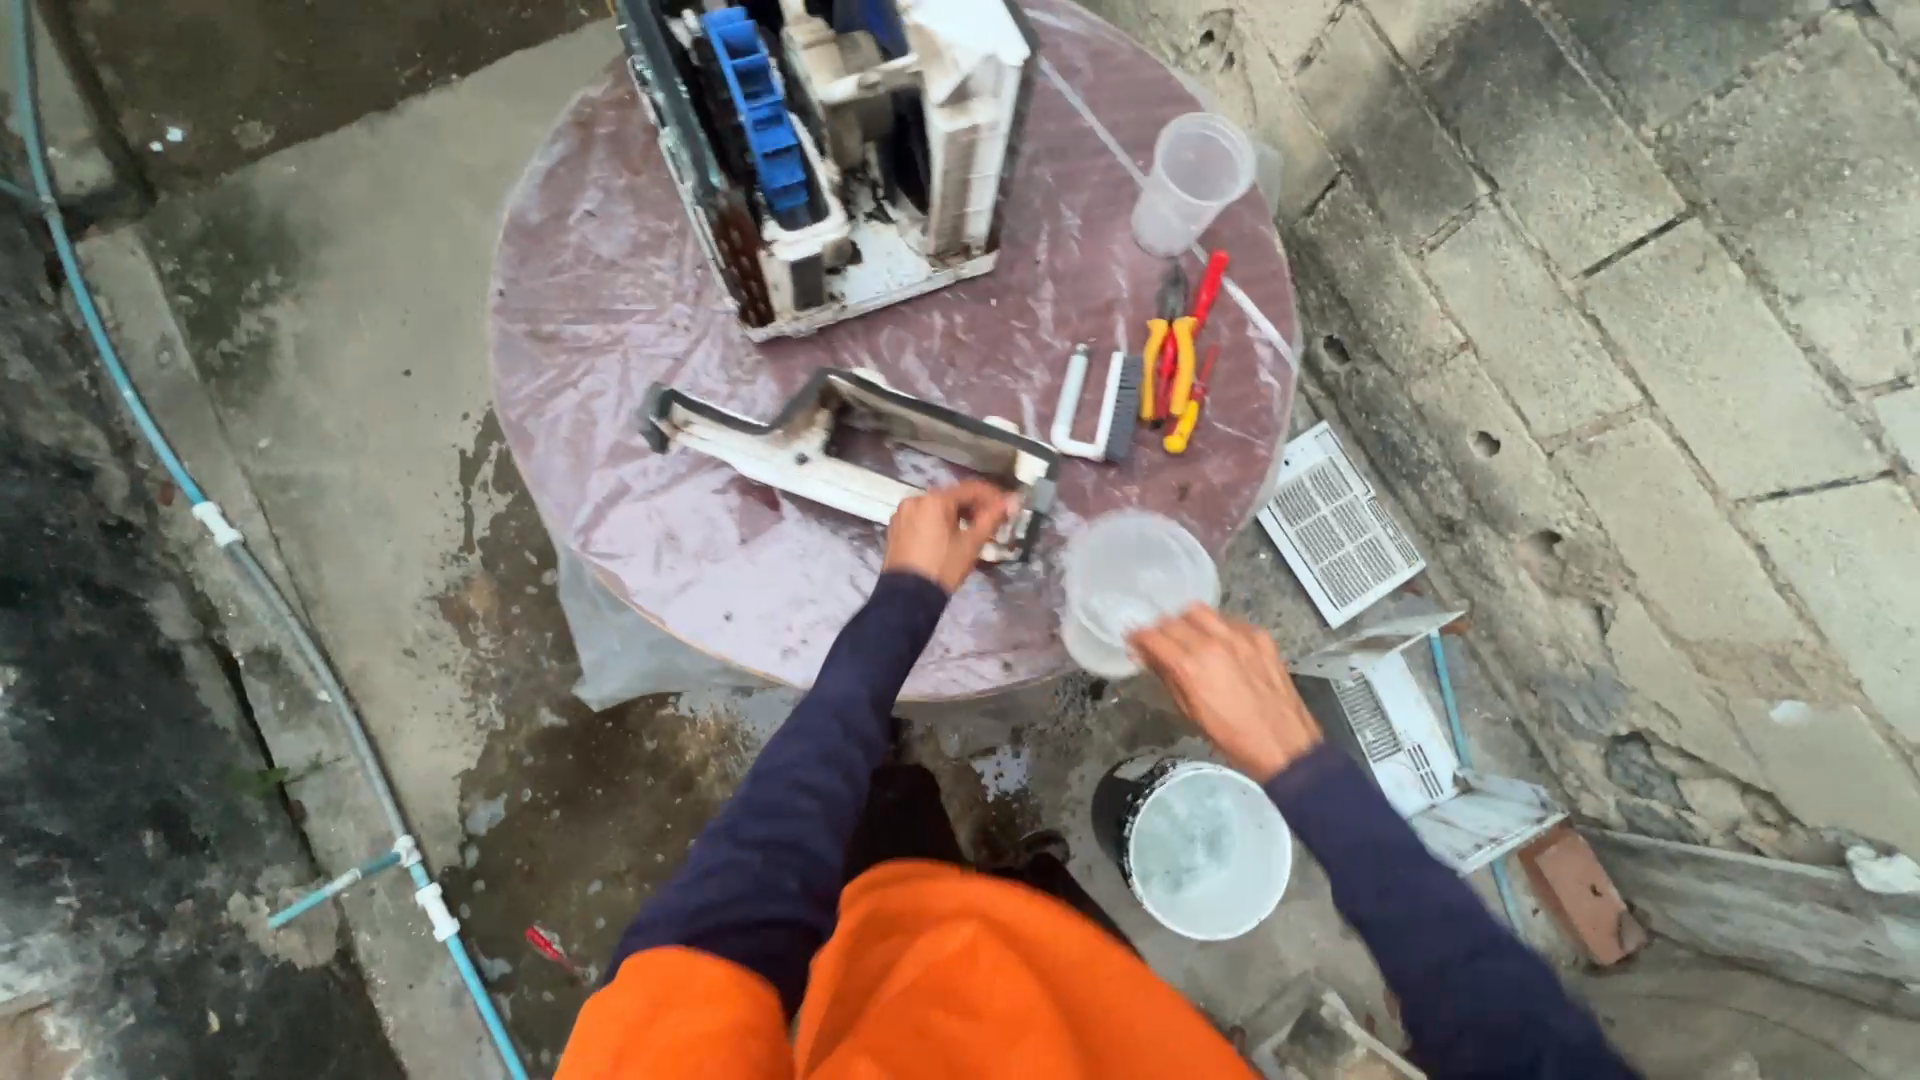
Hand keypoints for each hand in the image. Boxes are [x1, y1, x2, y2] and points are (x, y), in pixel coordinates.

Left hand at [882, 480, 1014, 593]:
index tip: (1007, 507)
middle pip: (952, 497)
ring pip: (936, 507)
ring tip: (971, 531)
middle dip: (974, 507)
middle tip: (991, 522)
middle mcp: (915, 499)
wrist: (908, 596)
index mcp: (934, 500)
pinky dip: (938, 522)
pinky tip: (948, 537)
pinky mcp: (896, 528)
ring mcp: (902, 514)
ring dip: (956, 514)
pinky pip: (922, 517)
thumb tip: (1012, 501)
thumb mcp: (971, 543)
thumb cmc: (944, 567)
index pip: (970, 489)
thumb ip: (992, 518)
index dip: (992, 496)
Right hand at [1130, 605, 1321, 781]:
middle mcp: (1212, 642)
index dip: (1138, 636)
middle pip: (1173, 619)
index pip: (1152, 636)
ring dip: (1187, 621)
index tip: (1134, 640)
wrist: (1284, 745)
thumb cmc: (1231, 736)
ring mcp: (1239, 636)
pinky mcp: (1260, 636)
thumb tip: (1148, 657)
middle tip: (1160, 641)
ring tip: (1189, 636)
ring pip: (1200, 611)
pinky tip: (1221, 644)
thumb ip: (1167, 677)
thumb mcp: (1190, 711)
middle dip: (1161, 629)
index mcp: (1190, 665)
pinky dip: (1218, 627)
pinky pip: (1230, 620)